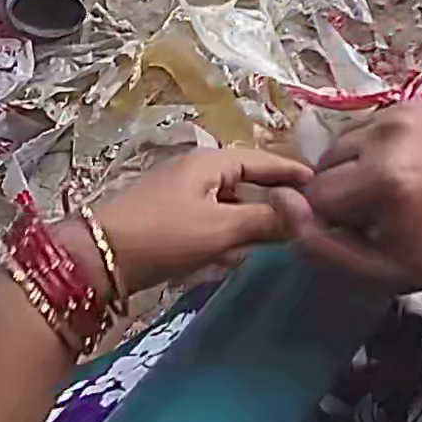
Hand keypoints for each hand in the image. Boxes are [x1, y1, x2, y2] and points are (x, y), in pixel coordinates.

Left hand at [76, 148, 312, 292]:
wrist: (97, 261)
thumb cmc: (165, 235)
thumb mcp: (222, 227)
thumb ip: (267, 219)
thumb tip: (306, 214)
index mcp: (213, 161)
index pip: (266, 160)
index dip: (295, 173)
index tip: (324, 185)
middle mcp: (200, 171)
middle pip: (251, 181)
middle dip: (276, 199)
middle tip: (306, 217)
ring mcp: (184, 194)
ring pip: (233, 204)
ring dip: (253, 221)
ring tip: (277, 240)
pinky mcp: (172, 218)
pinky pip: (214, 220)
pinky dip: (230, 234)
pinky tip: (235, 256)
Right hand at [281, 102, 421, 291]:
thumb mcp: (376, 272)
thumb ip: (316, 244)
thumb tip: (279, 199)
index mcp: (385, 176)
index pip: (316, 196)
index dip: (333, 221)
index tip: (366, 232)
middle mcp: (391, 132)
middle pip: (326, 165)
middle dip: (342, 192)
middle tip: (381, 213)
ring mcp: (404, 111)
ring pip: (343, 144)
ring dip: (355, 168)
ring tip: (393, 190)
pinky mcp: (415, 101)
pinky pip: (367, 128)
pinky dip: (373, 150)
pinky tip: (403, 168)